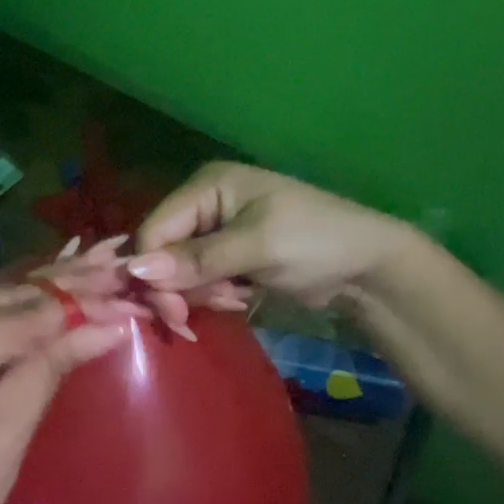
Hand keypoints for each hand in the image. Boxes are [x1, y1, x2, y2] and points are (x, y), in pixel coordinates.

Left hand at [0, 279, 131, 503]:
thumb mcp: (4, 431)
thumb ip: (51, 366)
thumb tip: (109, 322)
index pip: (22, 311)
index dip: (79, 301)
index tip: (127, 288)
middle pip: (7, 296)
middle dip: (66, 283)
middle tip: (119, 264)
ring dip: (46, 290)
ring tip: (95, 265)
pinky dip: (20, 311)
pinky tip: (49, 289)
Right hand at [129, 161, 426, 304]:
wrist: (367, 265)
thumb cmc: (314, 241)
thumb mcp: (257, 247)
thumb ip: (198, 260)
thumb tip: (136, 271)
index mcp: (208, 185)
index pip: (155, 228)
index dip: (152, 272)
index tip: (170, 312)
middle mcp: (206, 202)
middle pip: (163, 250)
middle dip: (178, 287)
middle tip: (192, 319)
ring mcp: (218, 228)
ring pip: (180, 269)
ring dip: (200, 293)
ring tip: (236, 300)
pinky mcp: (231, 254)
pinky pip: (202, 277)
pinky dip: (215, 293)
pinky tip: (240, 299)